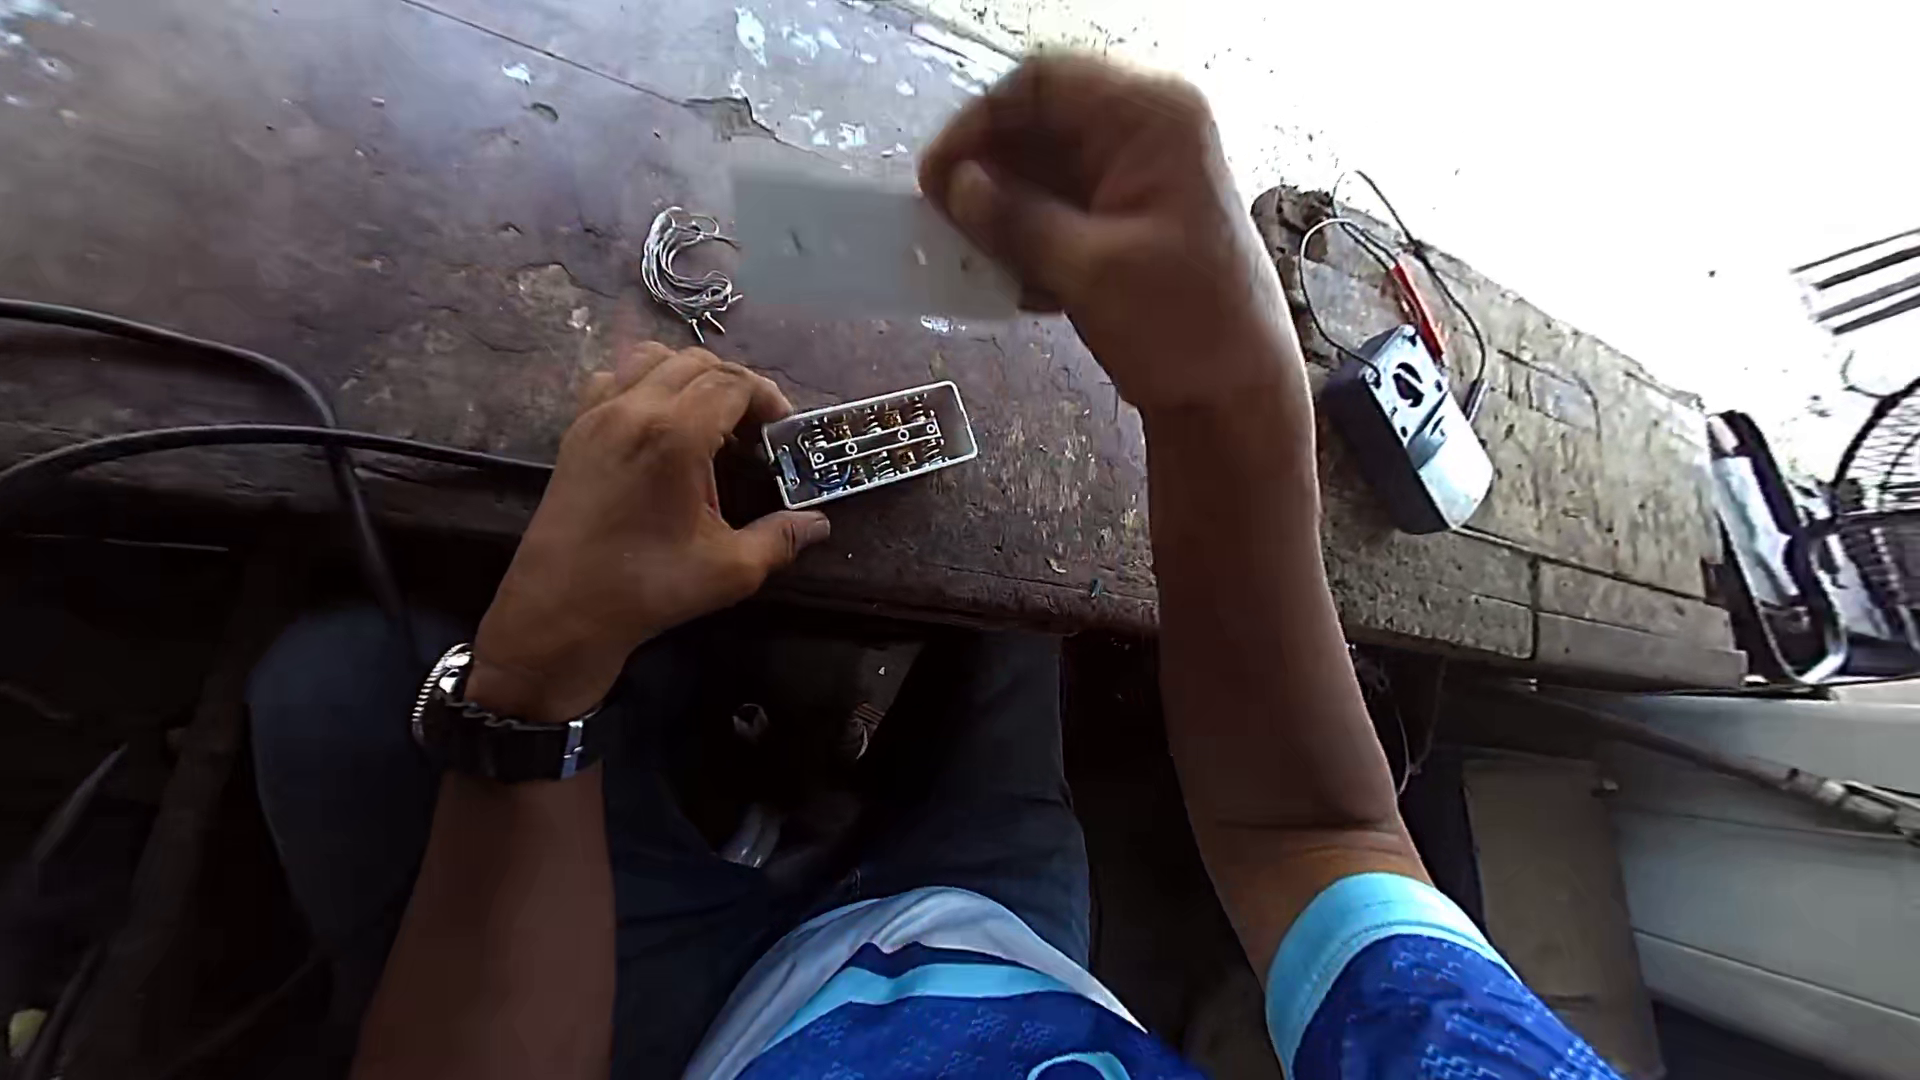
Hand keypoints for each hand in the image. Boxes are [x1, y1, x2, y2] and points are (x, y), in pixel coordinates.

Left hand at [467, 343, 830, 722]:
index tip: (784, 428)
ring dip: (692, 376)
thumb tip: (819, 524)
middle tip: (757, 426)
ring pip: (652, 359)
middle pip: (696, 362)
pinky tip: (662, 422)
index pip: (732, 383)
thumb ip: (782, 538)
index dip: (768, 397)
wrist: (559, 612)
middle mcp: (633, 409)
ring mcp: (597, 415)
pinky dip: (648, 382)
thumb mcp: (732, 569)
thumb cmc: (649, 588)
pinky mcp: (575, 430)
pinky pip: (615, 377)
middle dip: (737, 384)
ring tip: (712, 417)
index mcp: (674, 436)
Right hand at [919, 55, 1304, 416]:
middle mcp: (1142, 138)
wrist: (1231, 391)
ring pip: (1047, 181)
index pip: (1044, 86)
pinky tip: (1019, 287)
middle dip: (989, 176)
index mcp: (1149, 119)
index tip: (934, 177)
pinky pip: (1062, 221)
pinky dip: (1032, 248)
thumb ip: (1017, 222)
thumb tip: (954, 186)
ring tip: (974, 261)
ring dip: (1006, 219)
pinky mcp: (1124, 232)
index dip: (979, 123)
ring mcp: (1134, 188)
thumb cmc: (1177, 323)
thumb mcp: (1090, 270)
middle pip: (1042, 132)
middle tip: (942, 223)